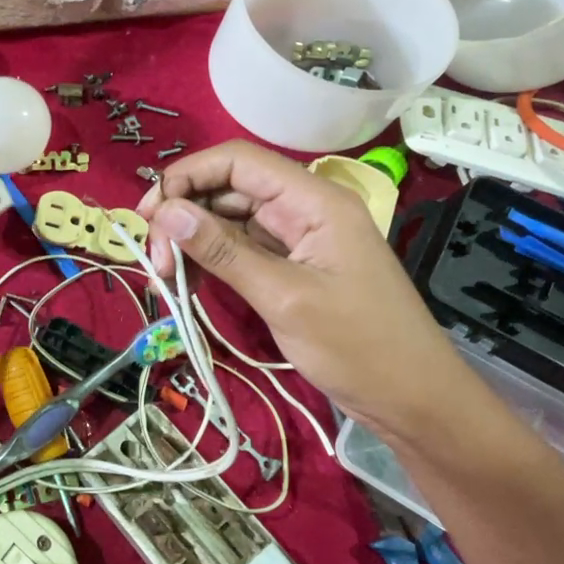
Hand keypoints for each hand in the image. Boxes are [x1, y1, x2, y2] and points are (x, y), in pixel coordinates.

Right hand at [137, 140, 468, 436]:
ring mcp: (297, 237)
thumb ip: (223, 251)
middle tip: (155, 261)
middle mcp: (303, 208)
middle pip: (227, 188)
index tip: (149, 215)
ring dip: (190, 240)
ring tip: (166, 277)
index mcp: (314, 201)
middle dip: (183, 215)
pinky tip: (188, 283)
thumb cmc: (359, 347)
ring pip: (227, 219)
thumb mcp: (284, 297)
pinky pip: (238, 248)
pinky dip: (208, 260)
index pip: (238, 161)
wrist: (414, 402)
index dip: (187, 177)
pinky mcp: (290, 265)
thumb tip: (167, 212)